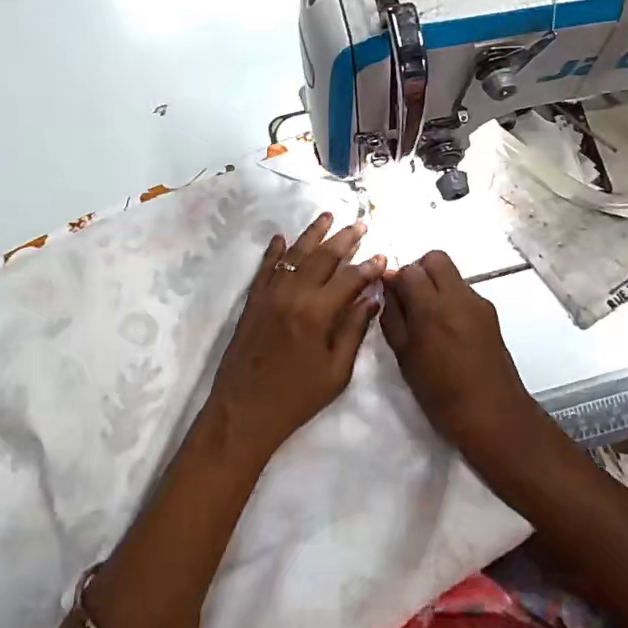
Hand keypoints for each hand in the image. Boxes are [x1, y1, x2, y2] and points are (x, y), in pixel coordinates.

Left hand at [206, 213, 386, 460]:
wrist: (244, 411)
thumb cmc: (297, 397)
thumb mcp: (336, 371)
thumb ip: (354, 330)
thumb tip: (371, 298)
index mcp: (317, 313)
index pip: (349, 278)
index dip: (368, 266)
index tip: (383, 256)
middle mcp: (292, 295)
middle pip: (322, 257)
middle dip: (344, 239)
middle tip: (360, 224)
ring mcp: (269, 295)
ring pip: (294, 255)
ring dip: (312, 234)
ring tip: (328, 216)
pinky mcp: (252, 302)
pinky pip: (265, 268)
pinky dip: (275, 251)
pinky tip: (282, 238)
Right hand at [381, 251, 539, 460]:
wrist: (493, 415)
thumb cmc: (440, 393)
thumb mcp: (404, 357)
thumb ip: (393, 317)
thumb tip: (386, 290)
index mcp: (432, 308)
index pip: (409, 270)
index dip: (395, 278)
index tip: (388, 294)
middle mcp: (458, 297)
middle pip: (435, 259)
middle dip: (418, 271)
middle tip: (408, 298)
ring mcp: (478, 303)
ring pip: (452, 274)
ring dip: (435, 285)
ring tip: (427, 318)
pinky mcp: (490, 314)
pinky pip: (464, 292)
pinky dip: (450, 299)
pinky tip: (446, 330)